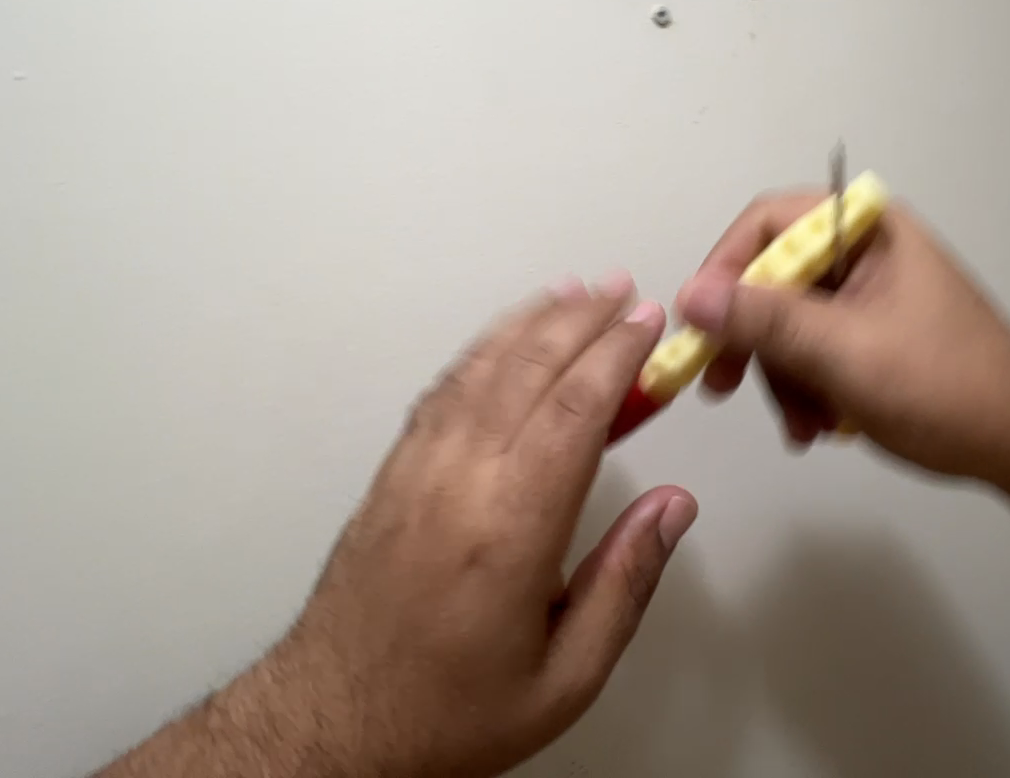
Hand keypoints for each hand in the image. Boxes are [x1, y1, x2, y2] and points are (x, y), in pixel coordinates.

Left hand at [289, 273, 697, 777]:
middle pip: (532, 368)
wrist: (335, 719)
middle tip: (621, 290)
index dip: (618, 352)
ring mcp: (421, 464)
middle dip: (583, 319)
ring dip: (534, 320)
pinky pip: (447, 387)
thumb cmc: (452, 706)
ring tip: (573, 292)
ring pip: (485, 365)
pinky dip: (485, 347)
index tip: (648, 321)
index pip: (576, 407)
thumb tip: (674, 505)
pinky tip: (508, 333)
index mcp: (513, 526)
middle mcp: (463, 477)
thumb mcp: (566, 675)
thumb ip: (627, 581)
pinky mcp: (397, 466)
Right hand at [676, 192, 1009, 482]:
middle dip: (751, 339)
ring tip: (804, 426)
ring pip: (783, 323)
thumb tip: (689, 295)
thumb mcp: (845, 352)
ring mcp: (863, 296)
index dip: (725, 267)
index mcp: (866, 230)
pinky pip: (808, 350)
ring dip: (782, 378)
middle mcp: (861, 253)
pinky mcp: (865, 335)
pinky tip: (818, 426)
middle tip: (720, 384)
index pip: (769, 223)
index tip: (701, 322)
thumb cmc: (944, 387)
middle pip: (770, 278)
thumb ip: (765, 321)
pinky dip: (803, 389)